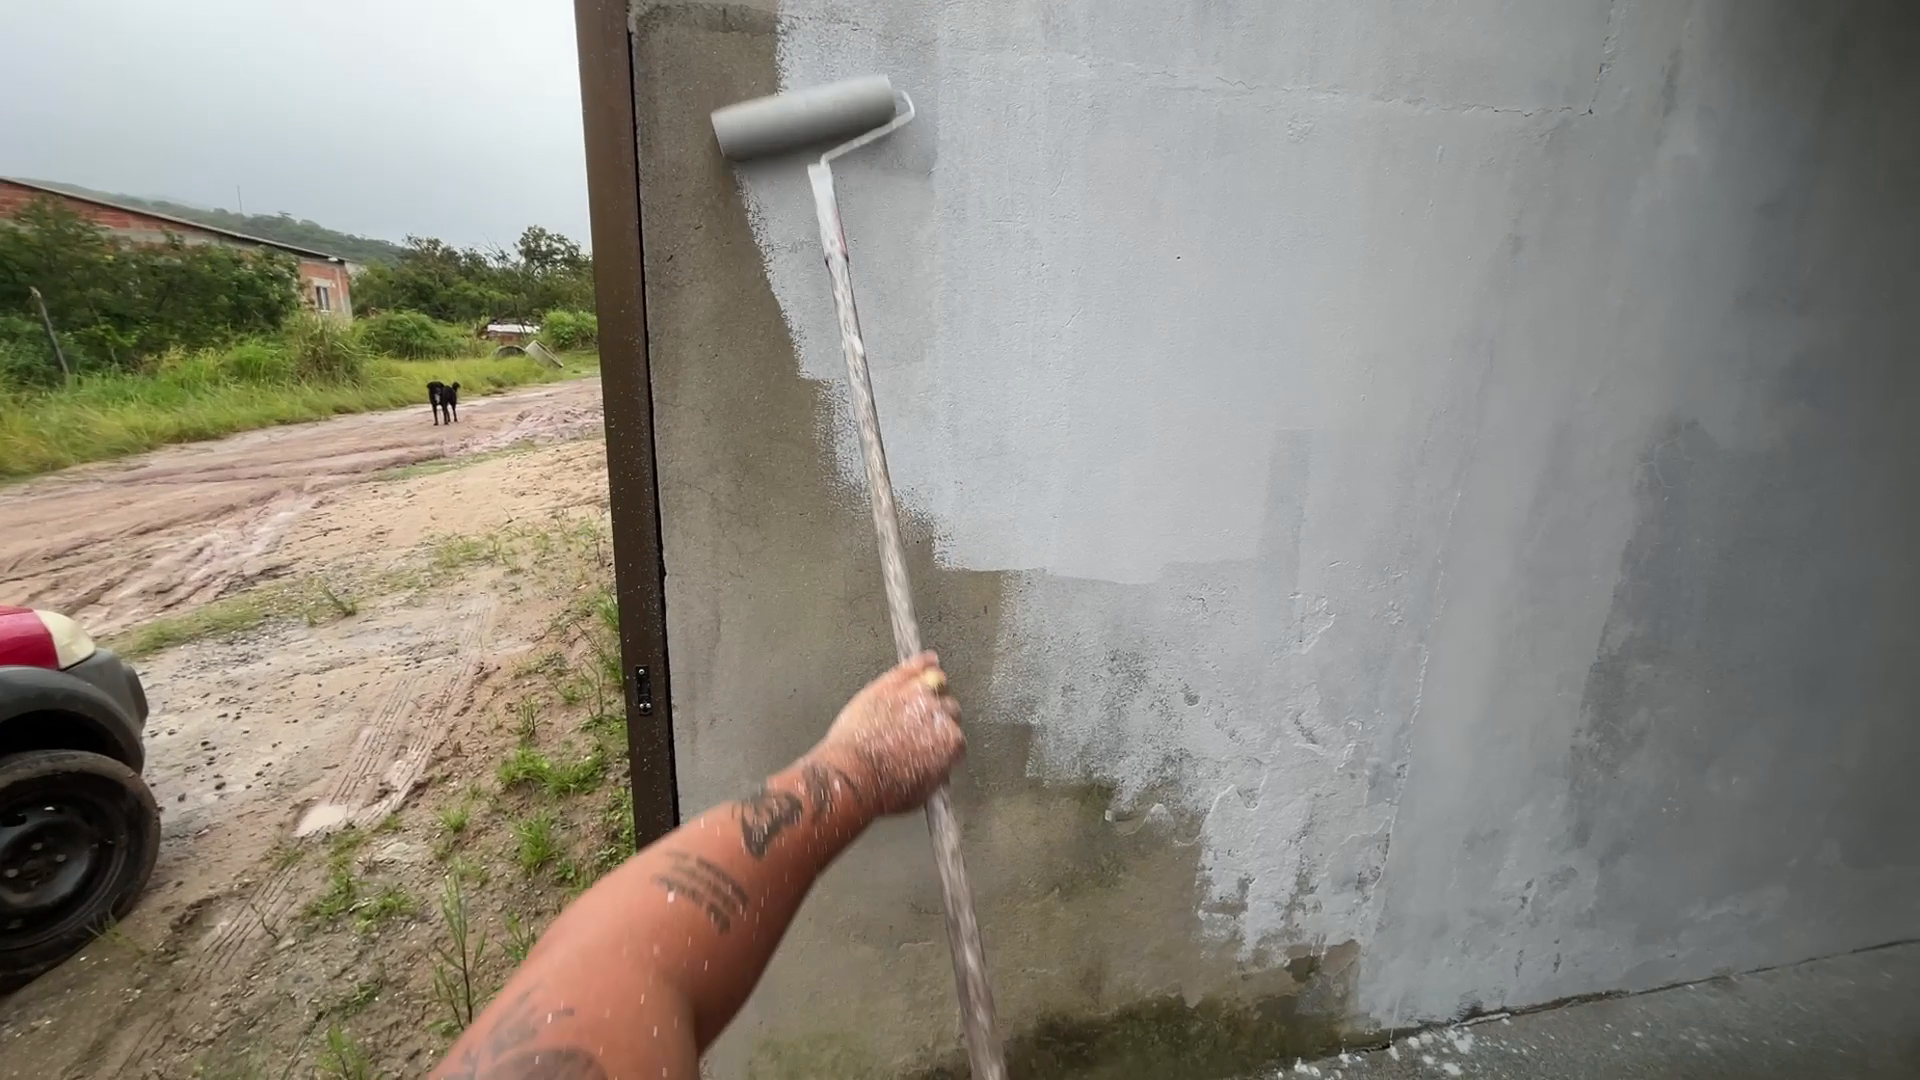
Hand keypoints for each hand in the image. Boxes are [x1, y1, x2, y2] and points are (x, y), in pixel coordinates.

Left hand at [813, 651, 964, 815]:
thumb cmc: (883, 788)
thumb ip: (938, 770)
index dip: (942, 740)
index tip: (933, 743)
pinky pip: (915, 666)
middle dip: (938, 716)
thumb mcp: (922, 792)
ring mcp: (916, 694)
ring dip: (933, 687)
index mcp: (950, 742)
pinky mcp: (893, 684)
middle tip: (921, 725)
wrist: (853, 776)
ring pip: (936, 681)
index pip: (955, 736)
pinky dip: (924, 662)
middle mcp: (939, 714)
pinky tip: (928, 660)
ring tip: (923, 694)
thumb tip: (938, 766)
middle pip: (949, 708)